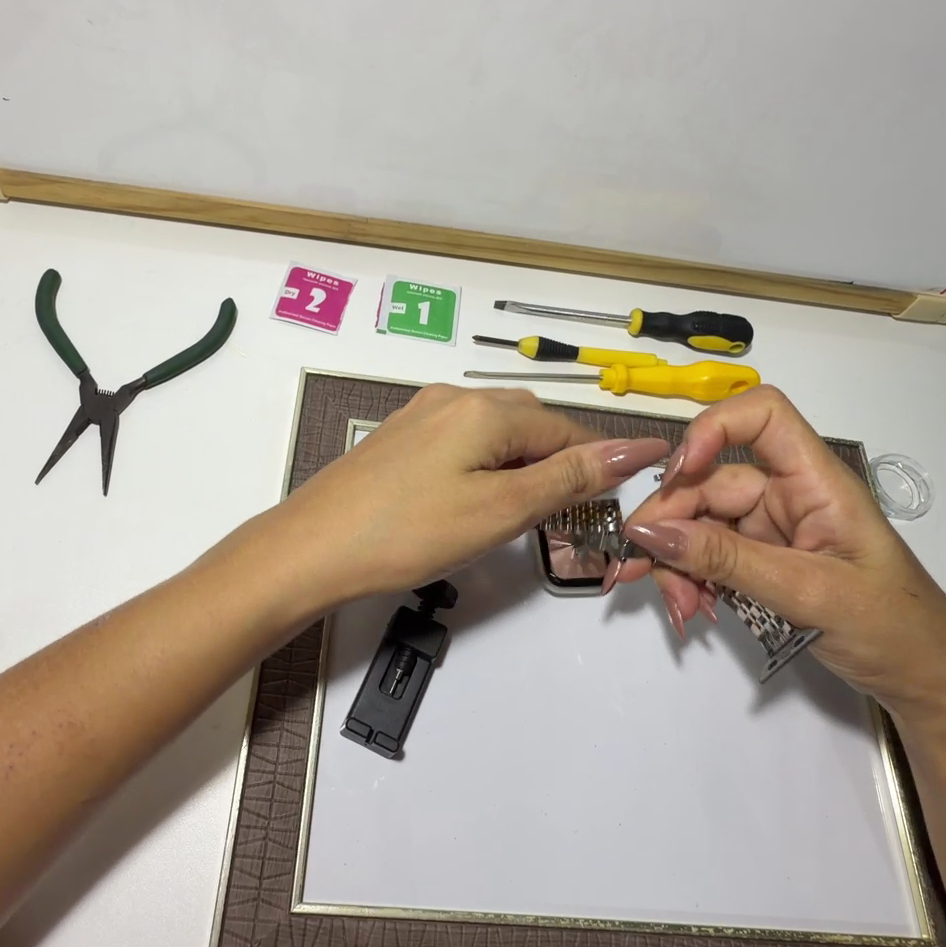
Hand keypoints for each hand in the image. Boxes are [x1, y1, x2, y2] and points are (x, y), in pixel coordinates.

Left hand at [236, 385, 668, 610]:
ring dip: (524, 464)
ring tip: (527, 512)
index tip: (627, 493)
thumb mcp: (499, 510)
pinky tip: (478, 498)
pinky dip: (488, 465)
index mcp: (485, 409)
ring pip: (497, 432)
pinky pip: (464, 440)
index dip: (601, 461)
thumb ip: (566, 478)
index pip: (566, 430)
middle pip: (532, 424)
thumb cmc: (408, 533)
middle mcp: (455, 398)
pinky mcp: (401, 437)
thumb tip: (632, 448)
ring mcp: (423, 414)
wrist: (312, 548)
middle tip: (572, 515)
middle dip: (560, 462)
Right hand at [613, 386, 945, 716]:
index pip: (763, 415)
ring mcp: (770, 528)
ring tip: (679, 607)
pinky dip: (688, 579)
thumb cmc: (893, 628)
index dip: (713, 429)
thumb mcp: (808, 594)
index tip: (678, 474)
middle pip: (709, 482)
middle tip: (639, 570)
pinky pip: (706, 556)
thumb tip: (647, 531)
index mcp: (816, 482)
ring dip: (674, 562)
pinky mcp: (759, 560)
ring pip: (697, 523)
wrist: (926, 683)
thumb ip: (726, 560)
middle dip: (670, 525)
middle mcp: (787, 494)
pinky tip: (691, 608)